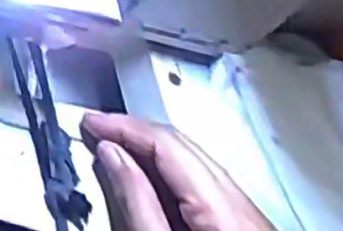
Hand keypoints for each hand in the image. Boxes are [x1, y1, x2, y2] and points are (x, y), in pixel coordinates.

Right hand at [81, 113, 278, 230]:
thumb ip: (137, 203)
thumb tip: (111, 151)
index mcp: (226, 214)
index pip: (169, 145)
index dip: (126, 127)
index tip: (90, 123)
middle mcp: (245, 207)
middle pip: (184, 146)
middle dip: (137, 133)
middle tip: (96, 130)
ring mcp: (252, 220)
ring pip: (195, 162)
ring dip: (152, 150)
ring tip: (114, 148)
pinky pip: (204, 185)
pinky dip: (171, 174)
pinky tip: (146, 179)